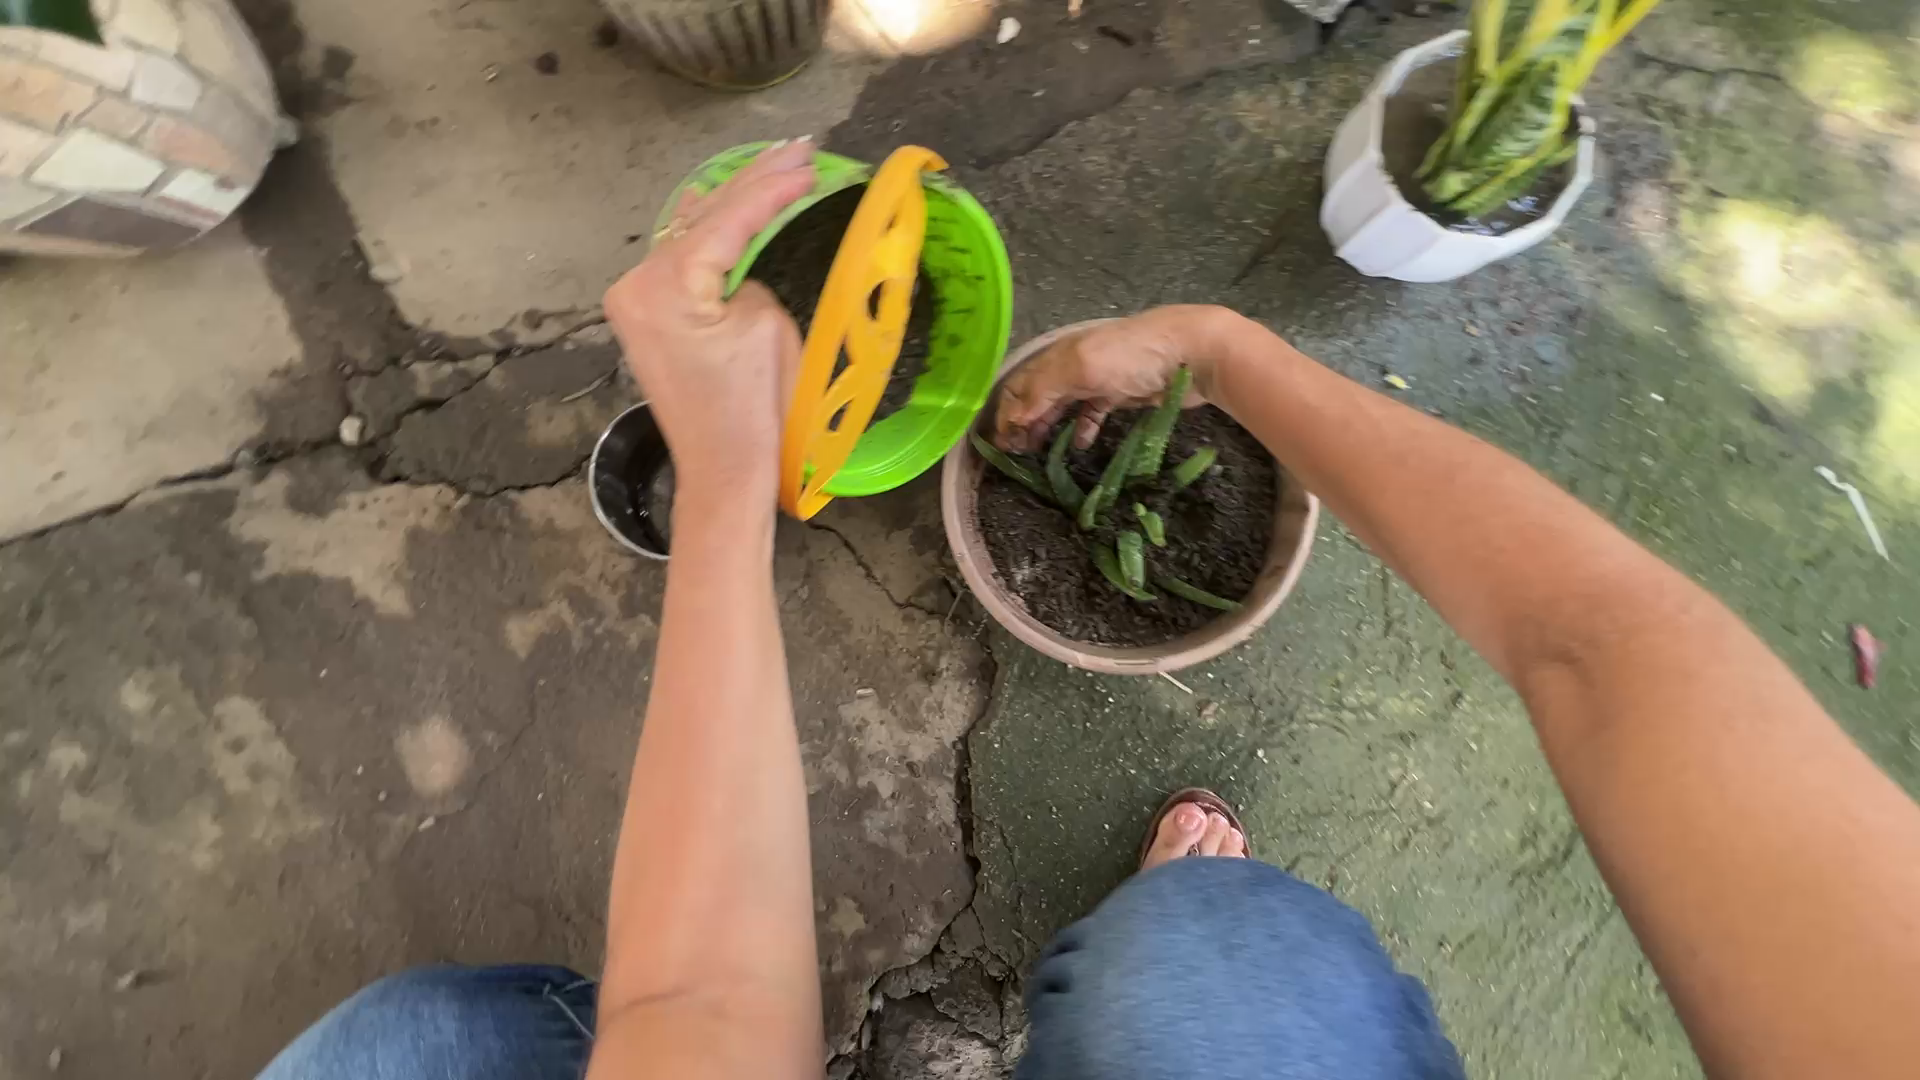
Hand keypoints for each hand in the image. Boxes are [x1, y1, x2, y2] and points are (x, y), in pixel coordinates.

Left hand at [604, 139, 816, 505]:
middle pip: (703, 219)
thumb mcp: (768, 327)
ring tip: (774, 167)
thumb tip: (736, 277)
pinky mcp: (648, 321)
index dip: (773, 188)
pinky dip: (708, 236)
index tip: (811, 163)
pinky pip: (682, 264)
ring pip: (691, 237)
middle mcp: (636, 283)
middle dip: (754, 184)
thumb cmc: (755, 410)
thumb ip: (750, 277)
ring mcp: (635, 303)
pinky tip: (719, 202)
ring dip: (732, 205)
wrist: (726, 474)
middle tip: (798, 149)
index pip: (727, 218)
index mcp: (665, 283)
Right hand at [993, 305, 1226, 453]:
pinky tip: (1080, 446)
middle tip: (1014, 454)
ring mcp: (1097, 381)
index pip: (1019, 384)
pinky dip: (1082, 430)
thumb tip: (1012, 419)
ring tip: (1038, 453)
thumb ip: (1042, 390)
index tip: (998, 444)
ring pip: (1061, 407)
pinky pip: (1091, 414)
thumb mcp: (1079, 367)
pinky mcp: (1119, 395)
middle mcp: (1071, 366)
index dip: (1004, 412)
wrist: (1192, 353)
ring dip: (1046, 429)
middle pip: (1036, 397)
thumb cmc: (1132, 356)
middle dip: (1021, 424)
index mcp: (1057, 355)